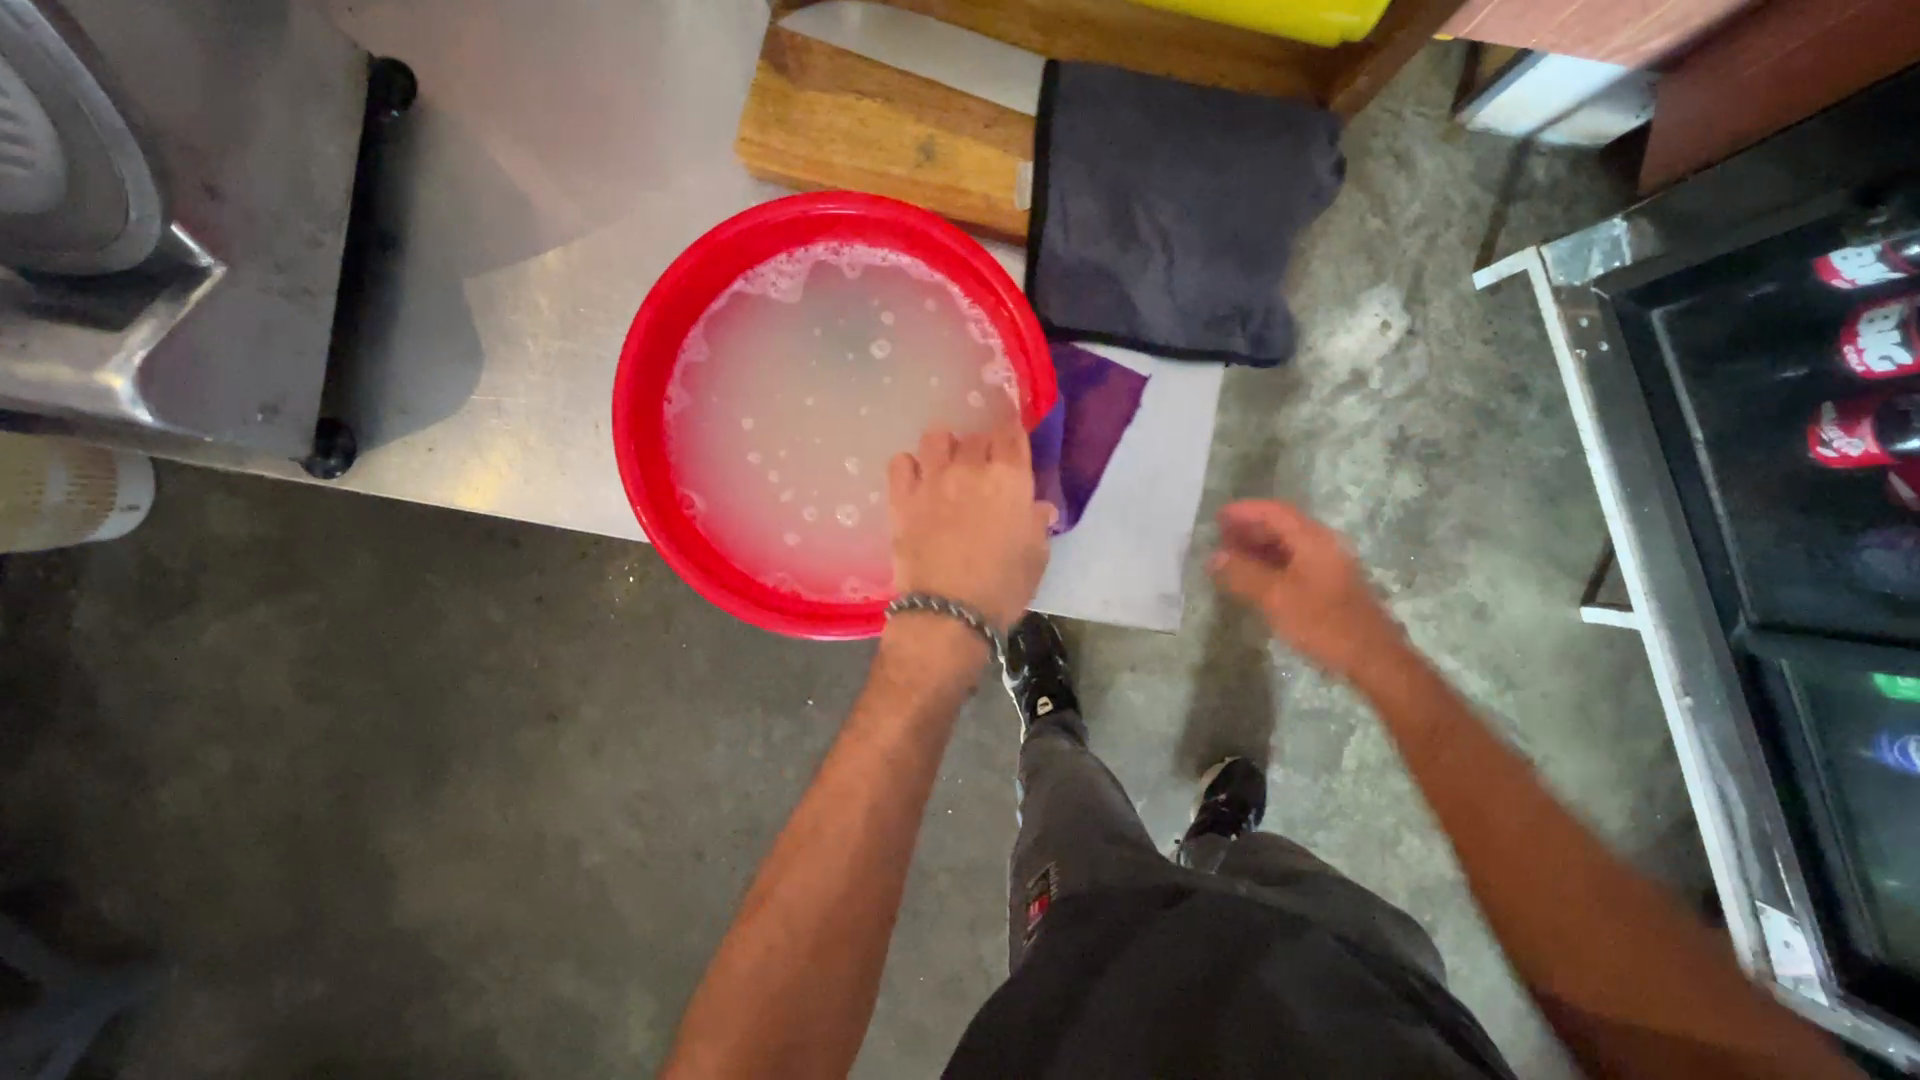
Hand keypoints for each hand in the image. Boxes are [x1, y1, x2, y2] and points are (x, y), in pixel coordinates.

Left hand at [888, 423, 1054, 632]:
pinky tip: (916, 483)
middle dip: (982, 449)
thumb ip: (1037, 525)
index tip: (1012, 448)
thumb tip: (1039, 508)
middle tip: (982, 472)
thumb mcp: (1036, 557)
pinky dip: (910, 467)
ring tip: (947, 469)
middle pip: (976, 436)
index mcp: (1010, 479)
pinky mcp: (902, 498)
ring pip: (936, 438)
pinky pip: (901, 462)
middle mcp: (971, 468)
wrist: (949, 612)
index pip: (1012, 434)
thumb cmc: (1002, 588)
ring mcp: (932, 480)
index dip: (1013, 437)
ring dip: (945, 448)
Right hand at [1207, 500, 1406, 680]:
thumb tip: (1214, 556)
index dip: (1245, 511)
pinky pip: (1294, 564)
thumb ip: (1242, 574)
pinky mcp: (1330, 586)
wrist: (1371, 657)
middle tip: (1219, 539)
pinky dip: (1270, 565)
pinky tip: (1254, 580)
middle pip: (1282, 526)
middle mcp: (1323, 545)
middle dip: (1249, 528)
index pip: (1275, 511)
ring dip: (1258, 548)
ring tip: (1230, 559)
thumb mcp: (1275, 597)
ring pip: (1288, 546)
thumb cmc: (1322, 622)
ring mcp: (1328, 566)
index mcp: (1312, 540)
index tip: (1217, 517)